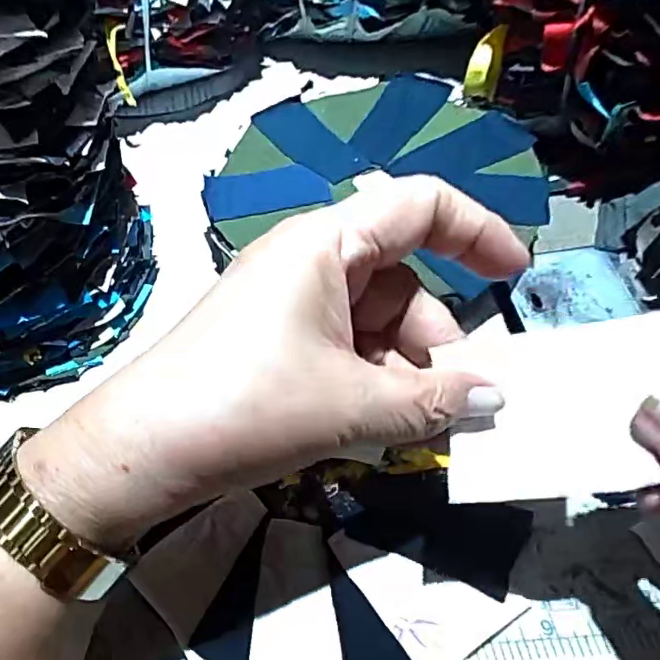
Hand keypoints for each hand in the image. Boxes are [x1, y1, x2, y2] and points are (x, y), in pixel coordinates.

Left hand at [19, 176, 526, 549]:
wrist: (143, 453)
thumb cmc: (248, 407)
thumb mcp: (351, 405)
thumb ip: (431, 401)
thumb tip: (494, 398)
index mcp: (326, 245)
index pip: (421, 206)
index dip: (478, 231)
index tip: (516, 276)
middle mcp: (309, 264)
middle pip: (403, 285)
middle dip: (437, 343)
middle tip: (459, 405)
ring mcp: (289, 307)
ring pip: (375, 328)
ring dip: (404, 375)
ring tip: (416, 429)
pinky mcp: (275, 347)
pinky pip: (344, 354)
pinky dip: (370, 386)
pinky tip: (378, 430)